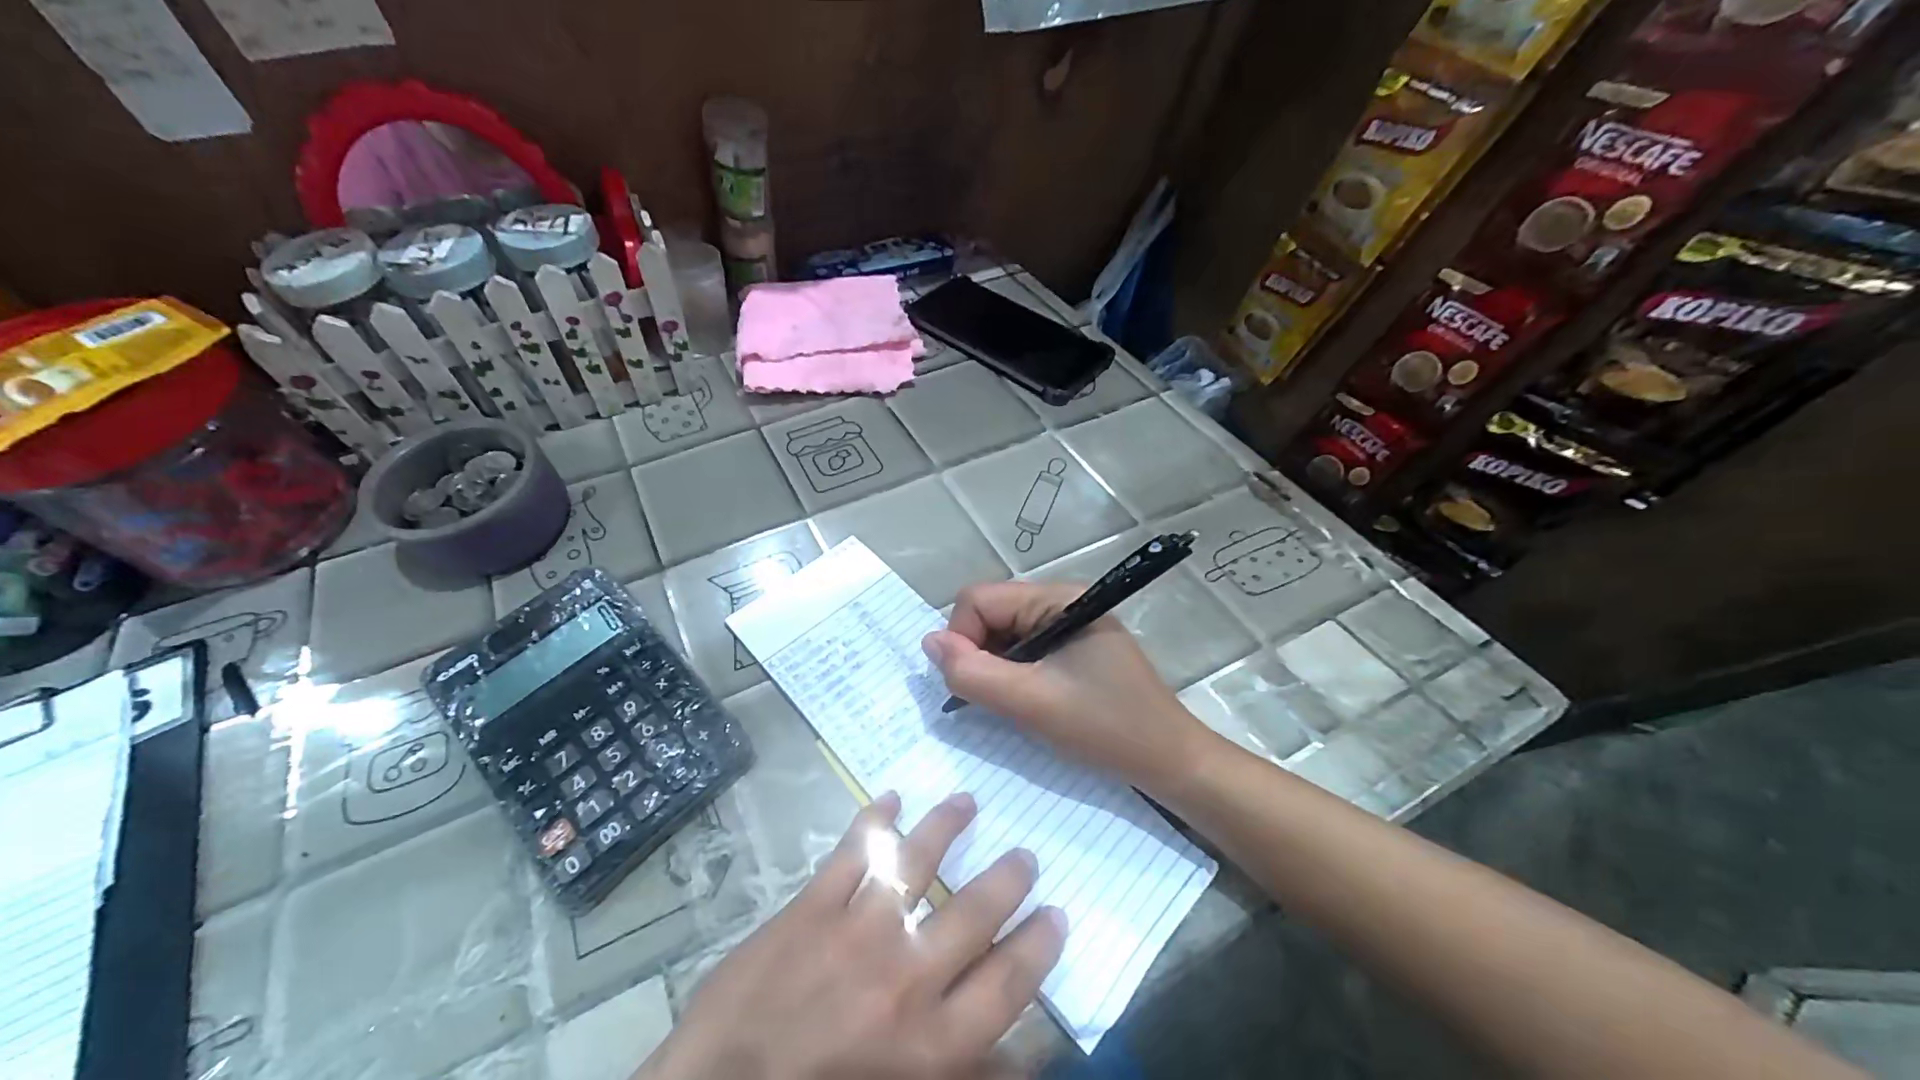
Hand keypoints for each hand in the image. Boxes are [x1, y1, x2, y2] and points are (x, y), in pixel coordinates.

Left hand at [637, 792, 1066, 1079]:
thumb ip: (971, 1075)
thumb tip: (1028, 1063)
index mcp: (933, 1041)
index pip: (1009, 982)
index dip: (1039, 945)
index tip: (1056, 914)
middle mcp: (906, 977)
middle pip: (974, 913)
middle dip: (1007, 880)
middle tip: (1025, 855)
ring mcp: (857, 932)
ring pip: (917, 864)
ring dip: (946, 826)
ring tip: (967, 801)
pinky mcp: (811, 907)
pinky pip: (852, 852)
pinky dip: (874, 819)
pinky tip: (892, 797)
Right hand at [922, 582, 1217, 796]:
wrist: (1169, 760)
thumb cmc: (1105, 727)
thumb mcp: (1032, 703)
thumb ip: (973, 673)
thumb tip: (928, 643)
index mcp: (1057, 598)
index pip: (979, 600)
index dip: (961, 639)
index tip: (971, 685)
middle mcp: (1060, 601)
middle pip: (989, 614)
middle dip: (978, 654)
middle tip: (993, 699)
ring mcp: (1067, 624)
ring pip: (1002, 634)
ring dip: (994, 668)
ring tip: (1012, 703)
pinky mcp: (1071, 648)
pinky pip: (1022, 649)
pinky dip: (1011, 674)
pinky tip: (1025, 701)